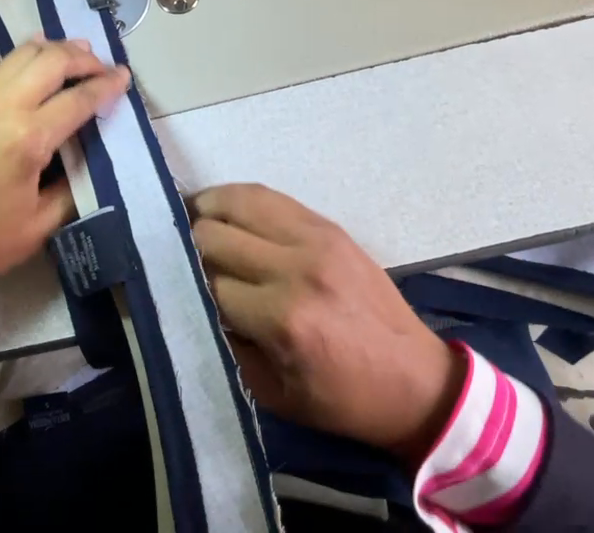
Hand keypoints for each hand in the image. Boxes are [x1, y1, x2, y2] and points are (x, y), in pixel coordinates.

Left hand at [0, 39, 130, 302]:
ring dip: (53, 51)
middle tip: (103, 66)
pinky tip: (39, 69)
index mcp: (26, 139)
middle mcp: (1, 107)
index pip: (76, 99)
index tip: (125, 77)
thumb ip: (74, 182)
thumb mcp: (42, 223)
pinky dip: (26, 60)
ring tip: (77, 55)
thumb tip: (91, 152)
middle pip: (49, 61)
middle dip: (82, 58)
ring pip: (20, 55)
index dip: (106, 86)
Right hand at [190, 183, 464, 464]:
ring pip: (232, 202)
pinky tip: (220, 213)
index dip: (187, 289)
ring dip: (205, 215)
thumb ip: (224, 342)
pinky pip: (263, 195)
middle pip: (211, 236)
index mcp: (282, 319)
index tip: (176, 294)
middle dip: (191, 253)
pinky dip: (232, 201)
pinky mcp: (326, 224)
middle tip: (187, 268)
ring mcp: (313, 239)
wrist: (417, 382)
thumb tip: (186, 299)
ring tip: (194, 229)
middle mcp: (295, 269)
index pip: (205, 283)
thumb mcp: (271, 391)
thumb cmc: (341, 398)